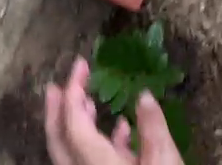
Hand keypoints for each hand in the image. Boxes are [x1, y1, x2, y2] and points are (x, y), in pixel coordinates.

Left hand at [43, 57, 183, 164]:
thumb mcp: (166, 162)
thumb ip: (153, 129)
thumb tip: (143, 96)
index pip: (74, 126)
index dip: (72, 93)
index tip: (80, 65)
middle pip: (60, 145)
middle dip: (56, 114)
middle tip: (55, 85)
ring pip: (73, 156)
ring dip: (75, 127)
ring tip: (84, 99)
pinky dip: (100, 144)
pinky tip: (121, 130)